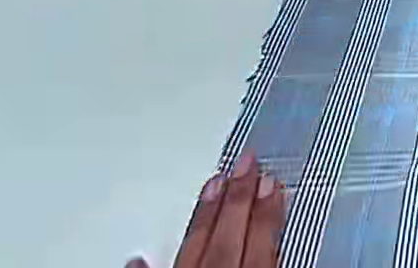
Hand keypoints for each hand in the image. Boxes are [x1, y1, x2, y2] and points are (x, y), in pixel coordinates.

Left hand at [132, 153, 285, 267]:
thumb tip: (280, 245)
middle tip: (247, 160)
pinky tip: (137, 258)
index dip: (267, 210)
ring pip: (191, 249)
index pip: (259, 245)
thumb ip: (268, 261)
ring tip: (213, 182)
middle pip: (226, 238)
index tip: (271, 180)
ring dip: (203, 216)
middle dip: (238, 196)